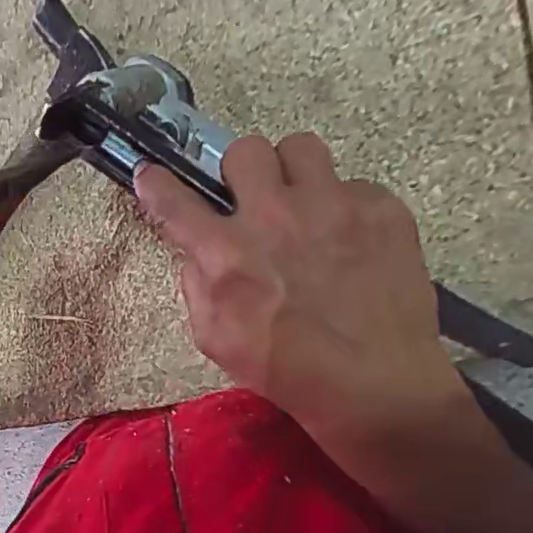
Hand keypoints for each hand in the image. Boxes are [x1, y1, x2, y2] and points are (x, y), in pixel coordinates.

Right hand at [136, 134, 473, 443]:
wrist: (375, 385)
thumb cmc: (288, 371)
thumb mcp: (218, 342)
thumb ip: (198, 288)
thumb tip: (200, 254)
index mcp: (228, 254)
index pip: (176, 202)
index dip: (156, 184)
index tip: (151, 174)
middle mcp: (275, 216)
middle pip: (244, 151)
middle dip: (241, 174)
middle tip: (253, 201)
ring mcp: (333, 205)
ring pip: (301, 147)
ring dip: (293, 174)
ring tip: (304, 207)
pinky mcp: (381, 208)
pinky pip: (353, 185)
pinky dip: (345, 209)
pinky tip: (351, 244)